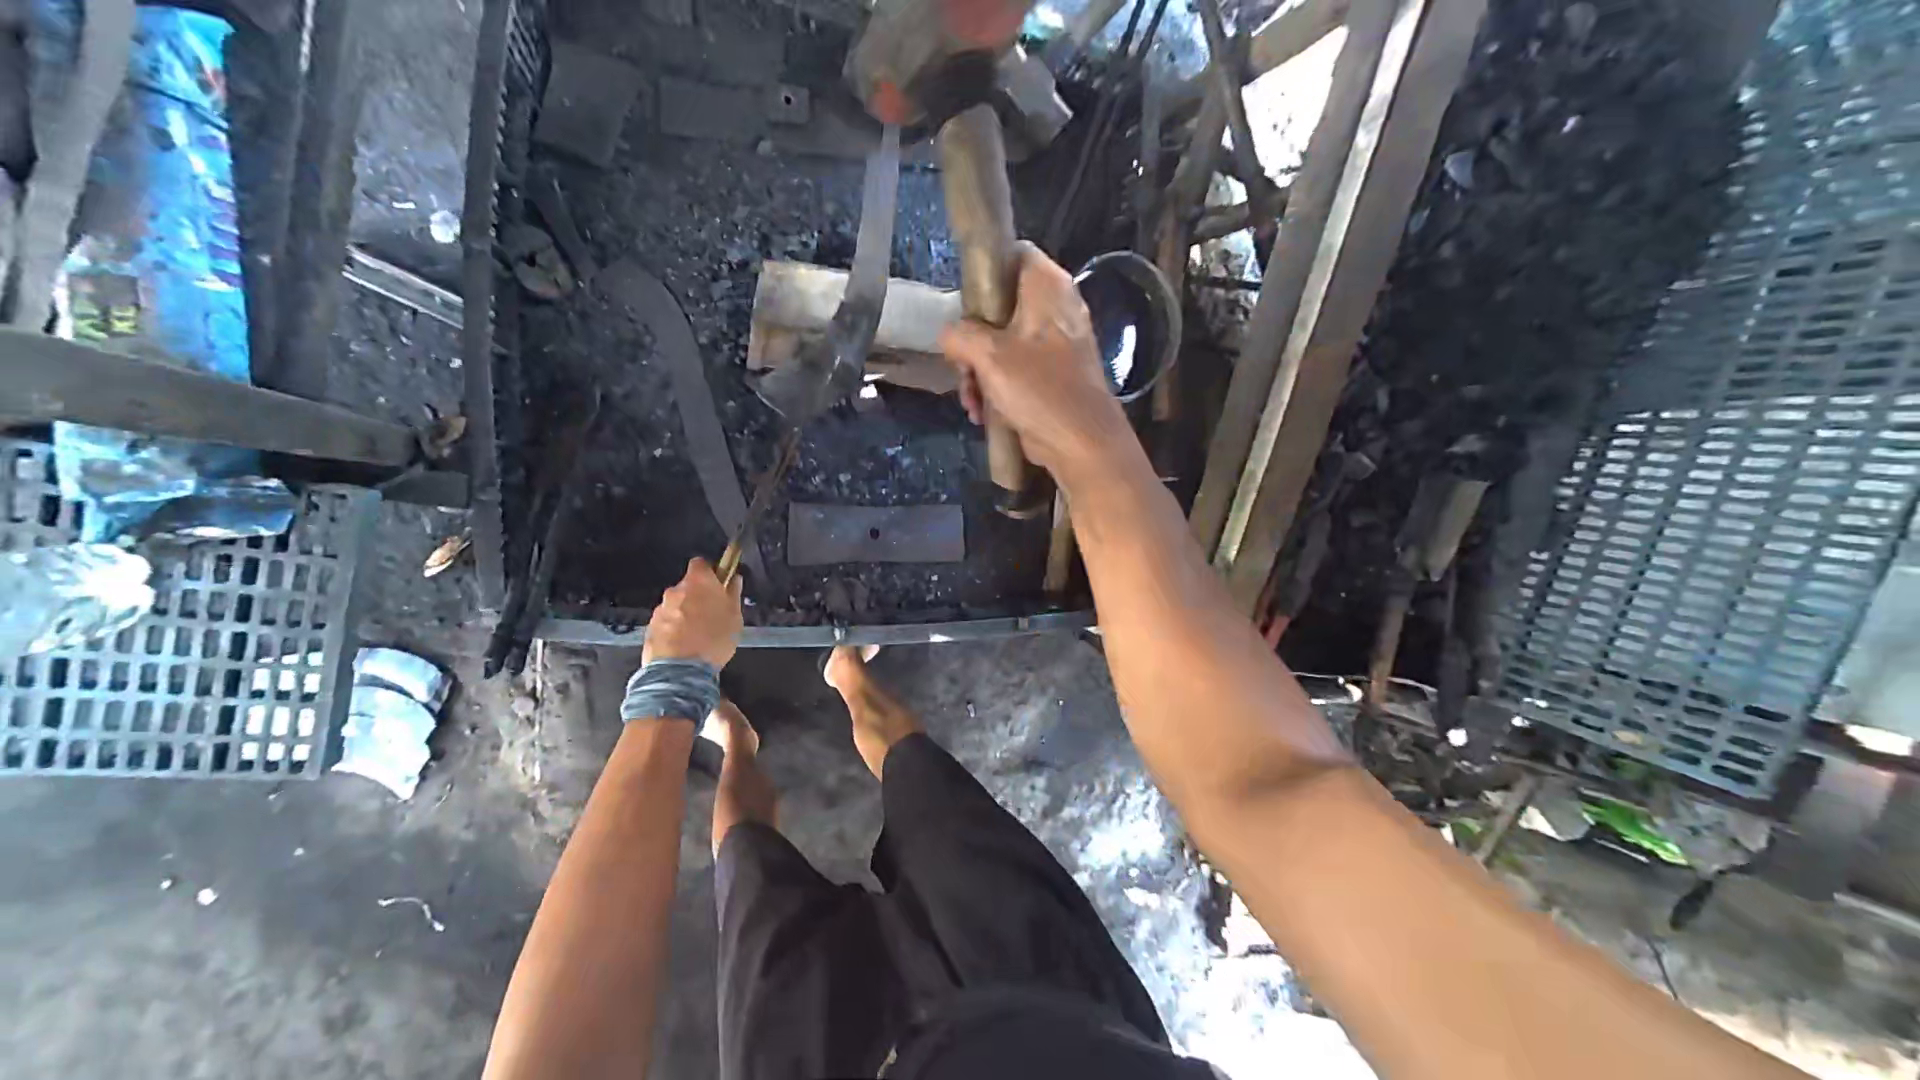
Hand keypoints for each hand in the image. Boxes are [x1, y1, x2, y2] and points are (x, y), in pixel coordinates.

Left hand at [643, 558, 742, 667]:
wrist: (680, 671)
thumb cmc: (713, 639)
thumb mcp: (735, 617)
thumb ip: (733, 594)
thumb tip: (734, 579)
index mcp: (698, 582)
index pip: (701, 563)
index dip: (710, 572)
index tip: (719, 585)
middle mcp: (675, 590)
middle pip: (687, 586)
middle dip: (698, 596)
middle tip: (712, 614)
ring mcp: (660, 610)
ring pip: (676, 605)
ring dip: (685, 613)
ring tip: (697, 634)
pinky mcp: (650, 628)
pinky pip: (666, 622)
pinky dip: (674, 629)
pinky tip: (684, 645)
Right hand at [939, 242, 1137, 483]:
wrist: (1082, 443)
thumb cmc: (1039, 389)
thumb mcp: (988, 356)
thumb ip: (959, 335)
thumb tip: (950, 335)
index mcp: (1048, 286)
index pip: (1012, 254)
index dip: (983, 275)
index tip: (962, 307)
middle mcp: (1057, 307)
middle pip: (1000, 307)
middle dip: (973, 341)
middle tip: (962, 367)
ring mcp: (1057, 343)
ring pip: (1004, 343)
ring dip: (980, 371)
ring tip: (972, 400)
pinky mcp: (1055, 374)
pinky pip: (1017, 370)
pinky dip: (998, 387)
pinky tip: (984, 413)